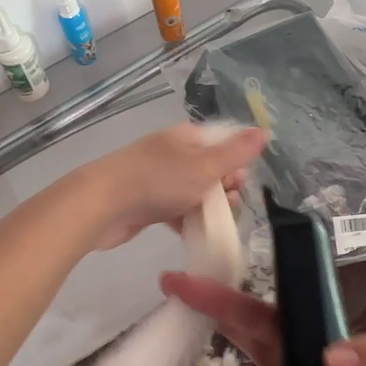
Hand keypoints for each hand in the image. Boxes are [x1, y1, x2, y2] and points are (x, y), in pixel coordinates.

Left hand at [74, 123, 265, 251]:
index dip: (236, 165)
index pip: (223, 144)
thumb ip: (235, 153)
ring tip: (212, 226)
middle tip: (226, 209)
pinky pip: (176, 210)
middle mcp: (173, 153)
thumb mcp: (204, 166)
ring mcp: (158, 178)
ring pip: (194, 193)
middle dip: (224, 190)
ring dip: (206, 208)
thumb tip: (263, 131)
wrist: (103, 204)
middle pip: (210, 170)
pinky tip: (192, 234)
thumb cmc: (158, 181)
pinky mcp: (147, 203)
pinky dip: (186, 220)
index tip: (238, 186)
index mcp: (187, 137)